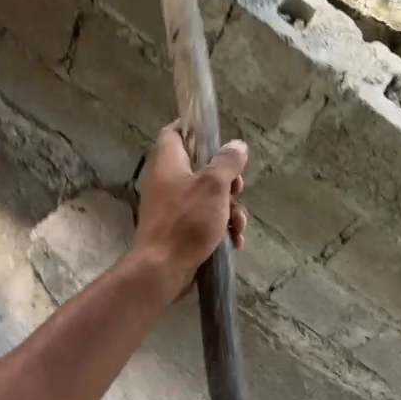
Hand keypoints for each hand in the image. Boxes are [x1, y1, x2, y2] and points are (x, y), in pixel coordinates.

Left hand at [135, 123, 248, 292]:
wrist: (162, 270)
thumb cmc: (186, 221)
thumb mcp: (214, 185)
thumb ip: (227, 162)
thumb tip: (237, 146)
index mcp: (169, 163)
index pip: (175, 132)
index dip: (195, 129)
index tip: (217, 137)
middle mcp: (167, 182)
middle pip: (201, 168)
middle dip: (227, 180)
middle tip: (237, 190)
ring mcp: (172, 209)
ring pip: (208, 198)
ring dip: (229, 210)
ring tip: (238, 226)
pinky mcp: (178, 232)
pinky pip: (204, 222)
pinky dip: (220, 229)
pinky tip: (234, 242)